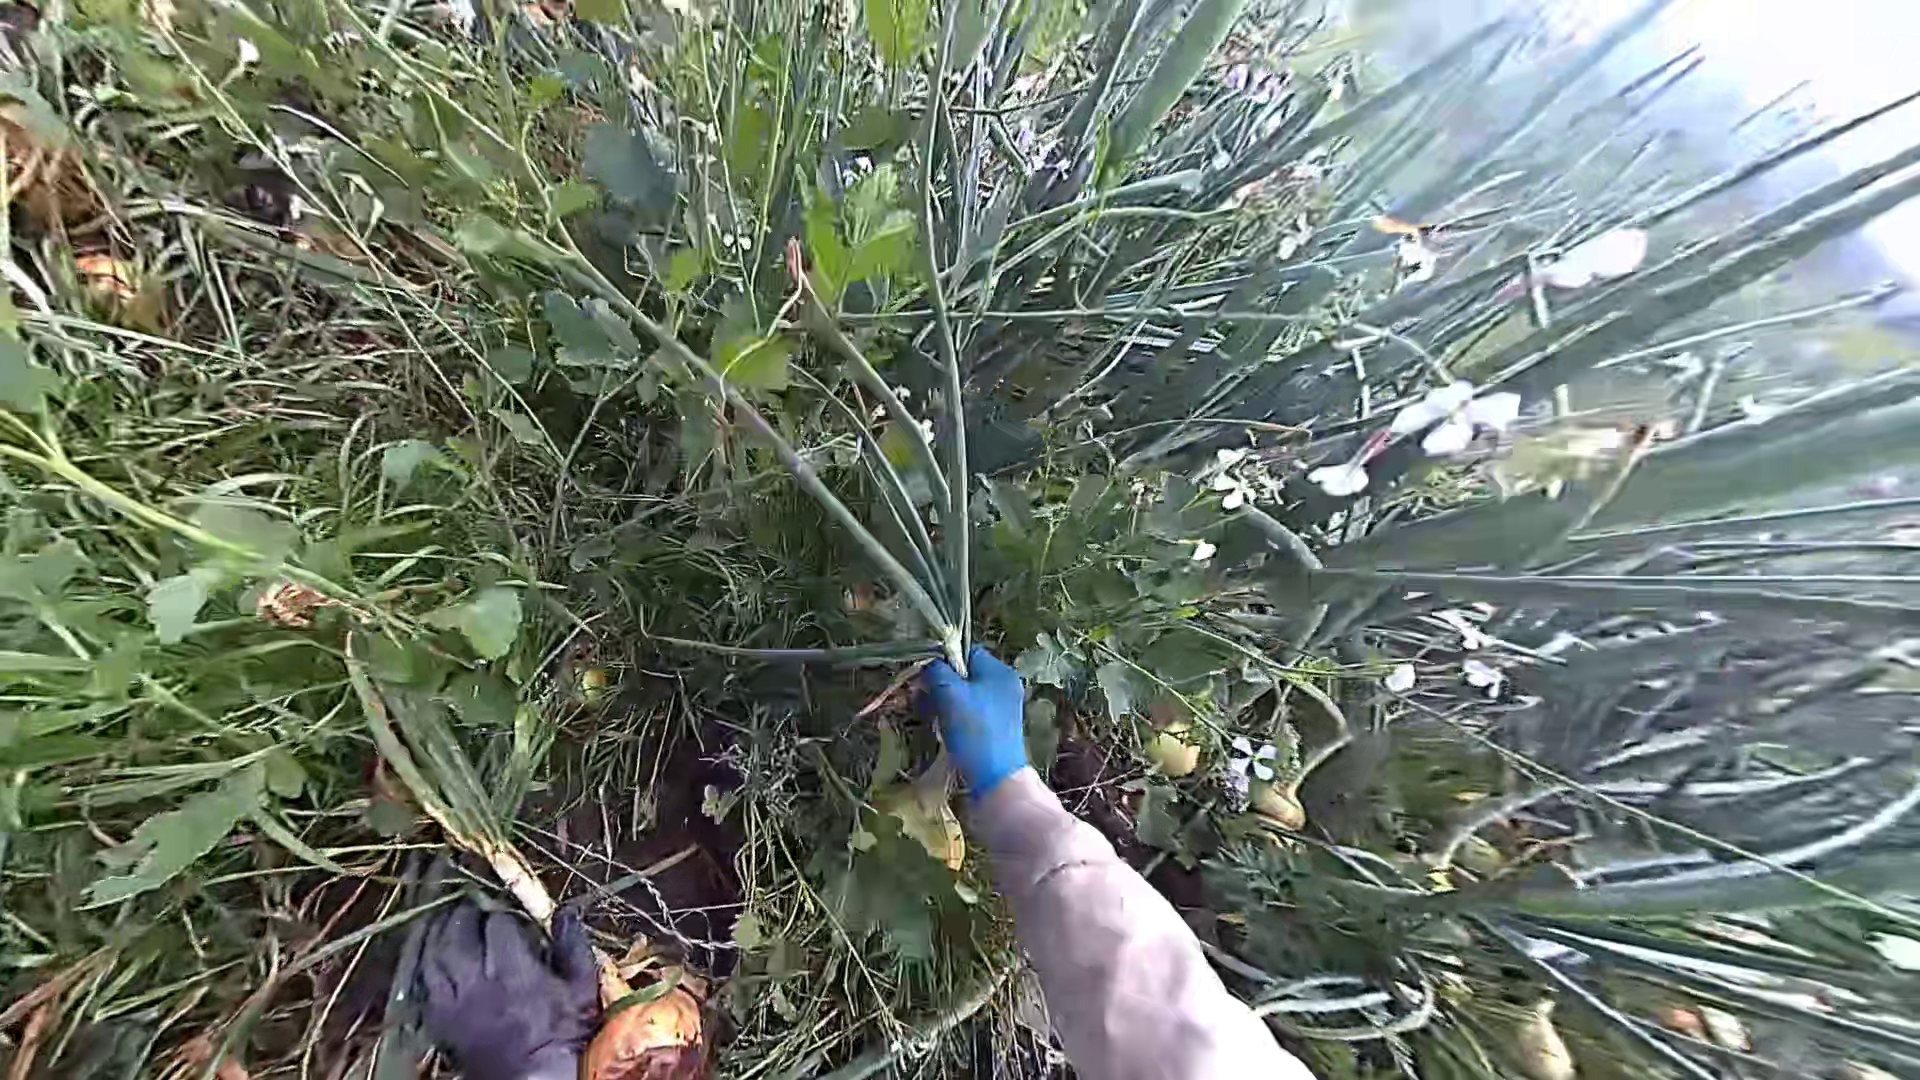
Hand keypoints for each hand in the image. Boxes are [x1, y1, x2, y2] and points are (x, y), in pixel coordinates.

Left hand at [417, 902, 600, 1079]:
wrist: (534, 1077)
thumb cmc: (565, 1028)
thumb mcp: (582, 982)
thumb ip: (572, 943)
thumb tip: (566, 908)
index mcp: (514, 971)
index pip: (496, 924)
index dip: (501, 909)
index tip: (508, 903)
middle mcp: (476, 986)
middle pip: (456, 937)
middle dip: (462, 914)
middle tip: (470, 901)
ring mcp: (452, 1008)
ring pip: (431, 960)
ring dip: (434, 935)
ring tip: (441, 918)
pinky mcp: (439, 1025)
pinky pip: (421, 987)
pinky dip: (421, 964)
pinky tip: (427, 954)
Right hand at [923, 645, 1027, 797]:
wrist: (996, 780)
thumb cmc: (974, 731)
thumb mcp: (950, 694)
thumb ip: (937, 671)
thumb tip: (929, 663)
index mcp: (999, 672)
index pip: (966, 651)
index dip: (942, 660)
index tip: (923, 675)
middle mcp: (1004, 686)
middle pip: (963, 674)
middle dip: (938, 684)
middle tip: (920, 698)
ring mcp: (1001, 708)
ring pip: (964, 694)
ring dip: (942, 701)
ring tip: (927, 715)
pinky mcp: (995, 728)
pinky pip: (969, 712)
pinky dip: (952, 717)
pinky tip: (940, 728)